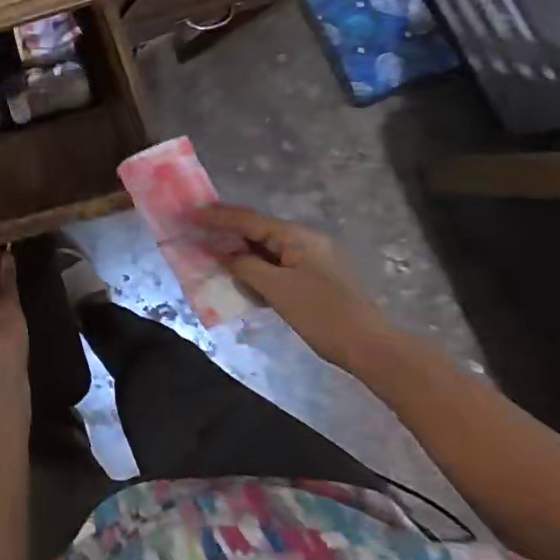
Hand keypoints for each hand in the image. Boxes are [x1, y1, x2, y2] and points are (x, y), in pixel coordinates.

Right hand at [192, 205, 391, 363]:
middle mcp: (303, 241)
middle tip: (196, 231)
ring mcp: (310, 259)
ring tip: (211, 253)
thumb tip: (225, 255)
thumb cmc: (322, 314)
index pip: (249, 220)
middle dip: (226, 232)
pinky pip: (276, 266)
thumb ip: (246, 267)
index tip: (191, 213)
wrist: (369, 346)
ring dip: (240, 252)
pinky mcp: (313, 279)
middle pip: (257, 231)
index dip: (218, 217)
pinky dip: (256, 269)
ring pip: (266, 250)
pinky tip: (240, 278)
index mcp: (296, 236)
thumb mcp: (277, 289)